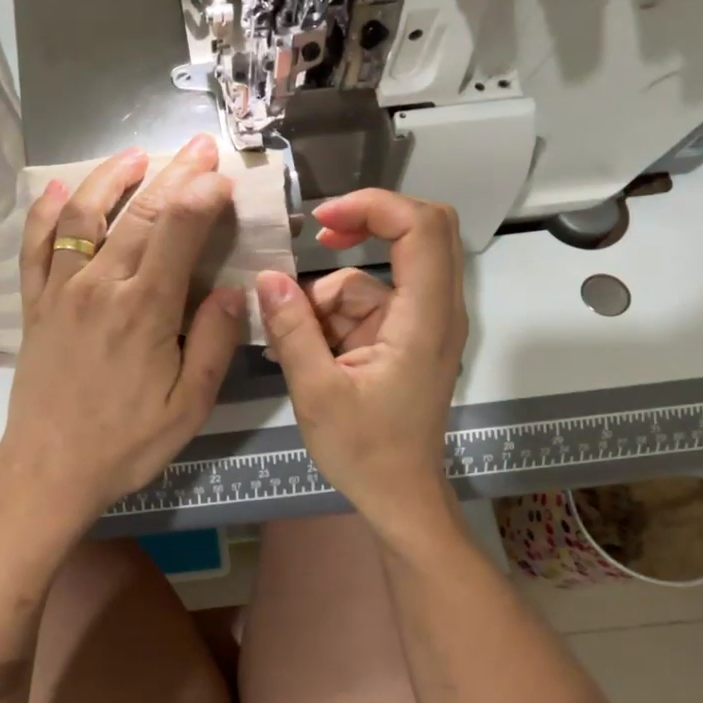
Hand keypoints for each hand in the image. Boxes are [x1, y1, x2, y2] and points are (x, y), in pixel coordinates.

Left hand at [0, 136, 246, 530]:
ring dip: (110, 178)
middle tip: (196, 147)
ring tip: (134, 156)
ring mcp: (60, 293)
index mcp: (144, 309)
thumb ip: (212, 343)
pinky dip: (45, 214)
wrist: (50, 471)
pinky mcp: (34, 307)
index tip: (224, 174)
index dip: (203, 193)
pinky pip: (35, 248)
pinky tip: (58, 190)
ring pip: (83, 216)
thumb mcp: (188, 407)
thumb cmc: (126, 445)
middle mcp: (99, 286)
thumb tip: (233, 289)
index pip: (179, 229)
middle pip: (138, 213)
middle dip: (173, 174)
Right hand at [257, 190, 467, 522]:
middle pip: (419, 233)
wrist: (398, 496)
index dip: (375, 206)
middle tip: (318, 237)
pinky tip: (310, 354)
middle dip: (365, 226)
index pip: (422, 228)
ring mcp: (424, 326)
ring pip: (378, 277)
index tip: (323, 219)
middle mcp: (437, 312)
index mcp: (424, 320)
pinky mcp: (408, 341)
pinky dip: (336, 319)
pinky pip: (371, 306)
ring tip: (300, 346)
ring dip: (332, 297)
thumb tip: (266, 279)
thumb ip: (291, 331)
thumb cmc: (364, 451)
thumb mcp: (316, 392)